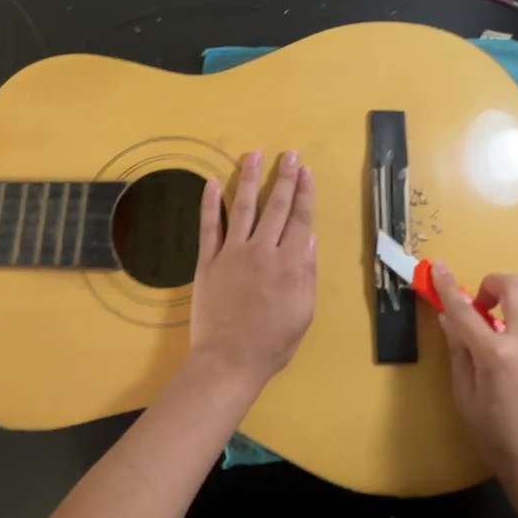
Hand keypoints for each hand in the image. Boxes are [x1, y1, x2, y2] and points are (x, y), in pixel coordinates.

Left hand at [186, 150, 317, 391]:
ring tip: (254, 155)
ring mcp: (232, 253)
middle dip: (284, 178)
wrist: (228, 362)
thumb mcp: (303, 312)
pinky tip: (213, 182)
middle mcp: (263, 251)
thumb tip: (309, 238)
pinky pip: (209, 227)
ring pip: (244, 208)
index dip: (305, 193)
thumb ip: (307, 273)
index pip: (300, 219)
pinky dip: (210, 204)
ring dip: (250, 179)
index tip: (306, 171)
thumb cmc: (272, 343)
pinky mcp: (208, 261)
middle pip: (276, 207)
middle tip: (289, 155)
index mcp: (289, 264)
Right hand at [434, 267, 517, 489]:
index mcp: (496, 354)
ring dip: (513, 322)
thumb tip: (449, 319)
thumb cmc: (497, 438)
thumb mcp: (465, 397)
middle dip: (493, 284)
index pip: (464, 309)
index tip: (438, 266)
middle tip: (483, 305)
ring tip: (509, 357)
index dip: (448, 285)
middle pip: (513, 286)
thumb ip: (458, 352)